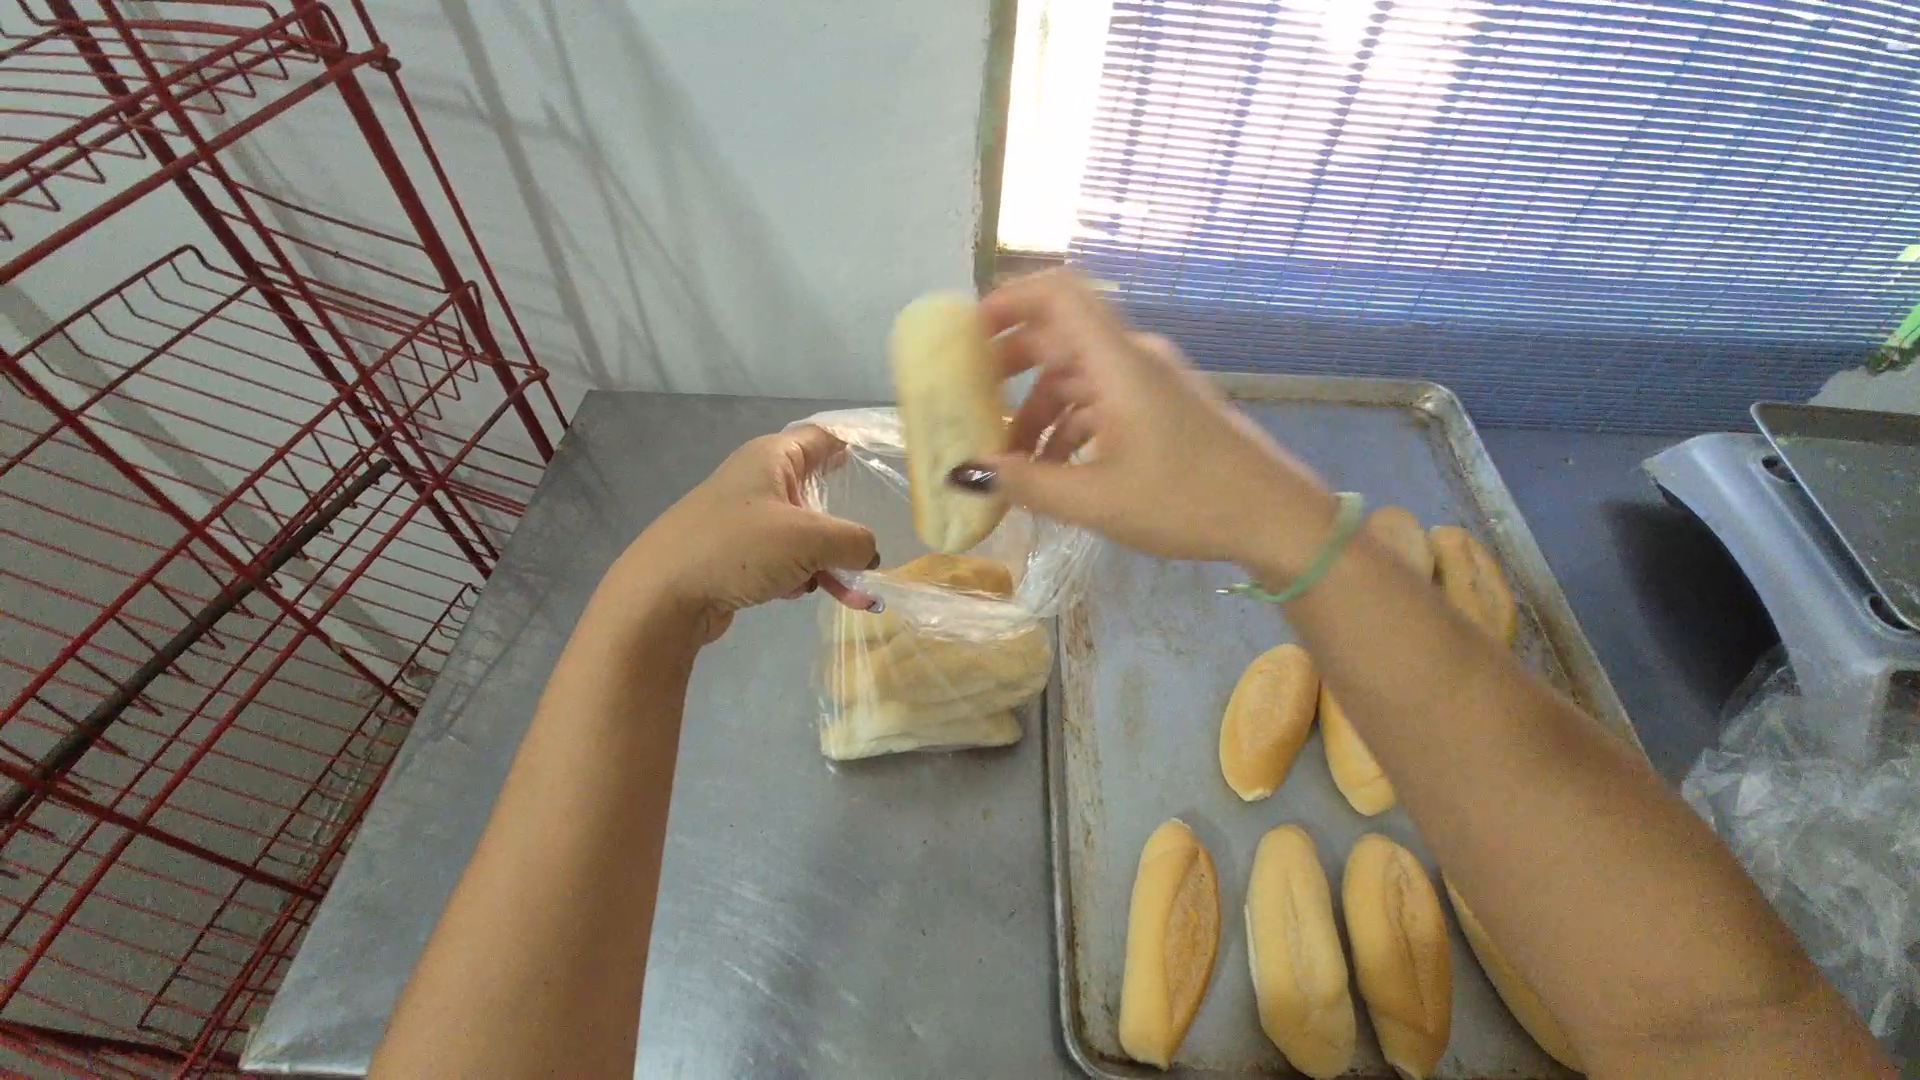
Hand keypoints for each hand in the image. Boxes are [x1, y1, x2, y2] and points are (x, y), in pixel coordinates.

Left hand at [611, 426, 877, 643]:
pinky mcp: (734, 554)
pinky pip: (782, 558)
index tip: (885, 467)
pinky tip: (797, 593)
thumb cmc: (738, 548)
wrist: (661, 596)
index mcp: (772, 458)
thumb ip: (854, 542)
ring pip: (803, 533)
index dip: (854, 447)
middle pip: (817, 493)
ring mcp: (743, 518)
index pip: (823, 438)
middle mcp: (757, 481)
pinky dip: (798, 574)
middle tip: (869, 554)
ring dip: (826, 560)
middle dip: (845, 528)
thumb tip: (869, 554)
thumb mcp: (810, 538)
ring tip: (846, 593)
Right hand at [955, 270, 1333, 574]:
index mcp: (1118, 364)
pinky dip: (1070, 426)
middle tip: (972, 398)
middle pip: (1060, 337)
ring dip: (1039, 411)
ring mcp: (1152, 383)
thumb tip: (967, 472)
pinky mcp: (1163, 408)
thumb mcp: (1095, 501)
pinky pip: (1102, 402)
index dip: (1009, 299)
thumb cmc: (1185, 501)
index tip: (968, 333)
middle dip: (1011, 366)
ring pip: (1079, 378)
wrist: (1275, 517)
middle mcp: (1134, 360)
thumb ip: (1027, 483)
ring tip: (1012, 461)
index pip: (1058, 294)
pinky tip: (1054, 471)